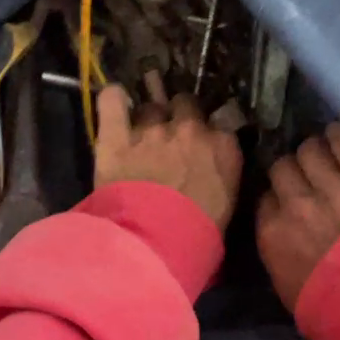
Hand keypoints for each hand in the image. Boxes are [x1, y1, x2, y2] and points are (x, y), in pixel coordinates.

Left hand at [94, 81, 242, 231]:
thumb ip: (222, 175)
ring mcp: (151, 129)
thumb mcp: (226, 204)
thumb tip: (213, 170)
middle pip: (186, 104)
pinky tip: (115, 100)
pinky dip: (113, 99)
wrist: (157, 241)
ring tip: (140, 134)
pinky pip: (112, 100)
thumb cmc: (198, 234)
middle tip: (171, 137)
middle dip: (179, 116)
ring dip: (148, 118)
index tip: (202, 143)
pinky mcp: (116, 137)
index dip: (209, 131)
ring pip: (150, 107)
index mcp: (223, 147)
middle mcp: (190, 129)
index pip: (222, 121)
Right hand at [256, 123, 339, 311]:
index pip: (265, 199)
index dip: (278, 194)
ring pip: (310, 150)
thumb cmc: (338, 313)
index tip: (287, 197)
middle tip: (307, 174)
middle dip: (293, 169)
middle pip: (283, 168)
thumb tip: (281, 240)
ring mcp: (333, 189)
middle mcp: (296, 205)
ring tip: (326, 153)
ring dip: (316, 151)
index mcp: (274, 236)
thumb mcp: (292, 293)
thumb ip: (281, 258)